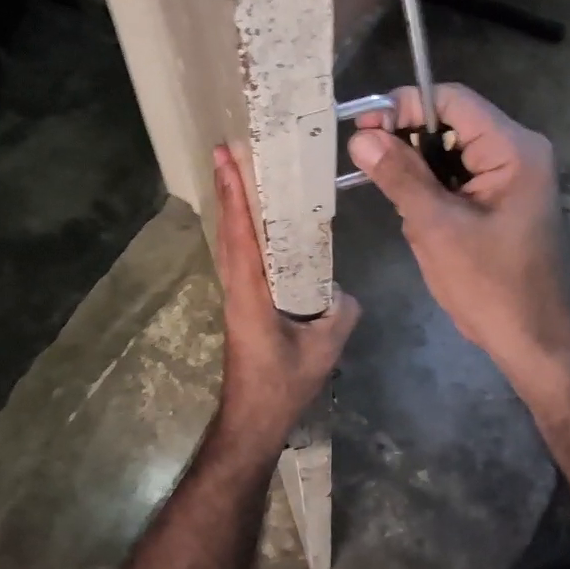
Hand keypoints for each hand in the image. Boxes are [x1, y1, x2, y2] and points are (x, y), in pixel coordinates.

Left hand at [210, 145, 360, 451]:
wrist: (254, 418)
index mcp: (250, 293)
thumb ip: (339, 311)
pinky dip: (243, 231)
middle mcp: (237, 286)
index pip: (242, 235)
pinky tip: (256, 222)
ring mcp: (237, 295)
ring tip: (236, 173)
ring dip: (232, 206)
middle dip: (227, 188)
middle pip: (230, 229)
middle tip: (225, 150)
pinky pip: (241, 257)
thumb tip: (343, 288)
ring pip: (231, 241)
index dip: (234, 195)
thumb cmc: (282, 384)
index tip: (226, 159)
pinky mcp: (242, 304)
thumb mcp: (324, 348)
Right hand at [348, 84, 569, 376]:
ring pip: (449, 151)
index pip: (453, 100)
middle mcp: (517, 152)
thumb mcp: (437, 227)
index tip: (363, 128)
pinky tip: (415, 217)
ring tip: (391, 198)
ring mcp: (511, 176)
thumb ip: (399, 177)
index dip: (404, 106)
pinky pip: (457, 177)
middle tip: (363, 162)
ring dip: (416, 170)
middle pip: (450, 122)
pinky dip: (431, 190)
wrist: (533, 341)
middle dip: (406, 141)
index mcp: (514, 150)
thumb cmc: (490, 285)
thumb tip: (361, 137)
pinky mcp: (501, 199)